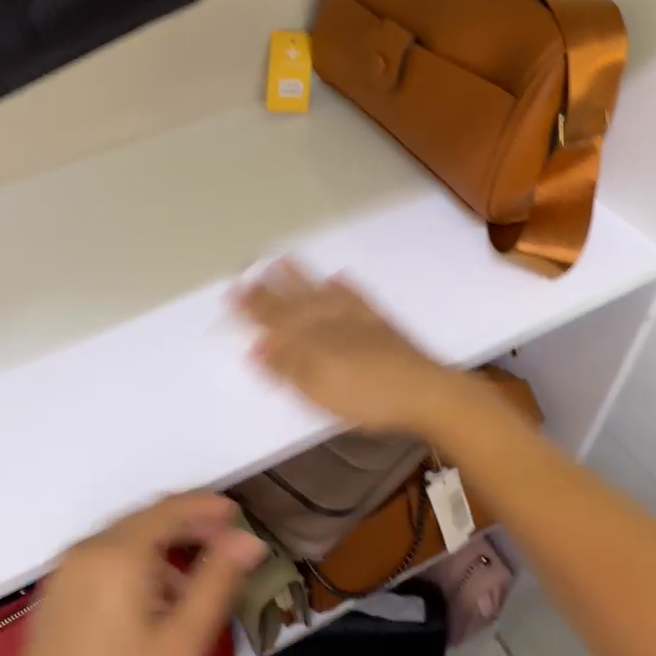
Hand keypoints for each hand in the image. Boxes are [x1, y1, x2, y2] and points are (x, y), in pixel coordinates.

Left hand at [10, 493, 267, 655]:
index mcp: (116, 554)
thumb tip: (246, 543)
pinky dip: (132, 567)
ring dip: (160, 552)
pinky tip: (151, 602)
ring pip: (123, 542)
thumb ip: (218, 582)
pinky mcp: (56, 593)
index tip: (232, 512)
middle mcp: (85, 551)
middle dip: (186, 528)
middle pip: (145, 520)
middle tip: (221, 545)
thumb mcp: (182, 642)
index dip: (206, 506)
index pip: (169, 508)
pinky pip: (101, 561)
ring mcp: (65, 572)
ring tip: (189, 590)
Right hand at [231, 259, 471, 433]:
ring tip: (283, 259)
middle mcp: (328, 319)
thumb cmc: (365, 396)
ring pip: (319, 291)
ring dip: (300, 276)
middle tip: (249, 265)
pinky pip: (355, 296)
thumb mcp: (317, 388)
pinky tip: (338, 276)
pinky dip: (344, 285)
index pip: (272, 317)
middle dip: (268, 285)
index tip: (231, 290)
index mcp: (309, 336)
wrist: (424, 391)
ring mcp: (356, 317)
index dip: (251, 305)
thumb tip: (254, 347)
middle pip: (292, 300)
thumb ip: (285, 366)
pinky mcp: (379, 322)